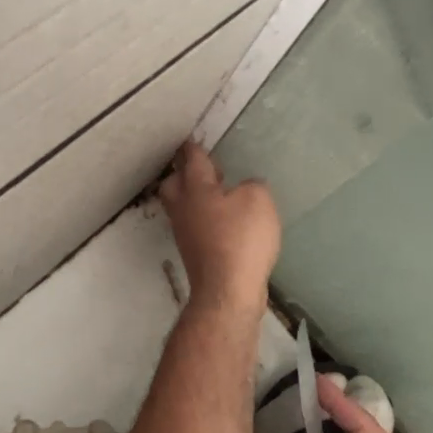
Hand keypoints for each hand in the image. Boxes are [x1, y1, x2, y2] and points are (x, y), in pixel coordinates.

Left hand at [159, 141, 277, 316]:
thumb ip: (252, 186)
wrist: (228, 292)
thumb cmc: (241, 239)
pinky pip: (195, 227)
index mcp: (195, 188)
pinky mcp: (195, 254)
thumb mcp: (258, 201)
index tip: (191, 140)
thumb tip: (244, 190)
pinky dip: (205, 219)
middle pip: (174, 184)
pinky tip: (225, 223)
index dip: (193, 148)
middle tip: (205, 171)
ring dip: (195, 198)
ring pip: (182, 207)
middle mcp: (183, 208)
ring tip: (219, 195)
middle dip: (184, 174)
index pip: (192, 160)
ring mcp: (185, 233)